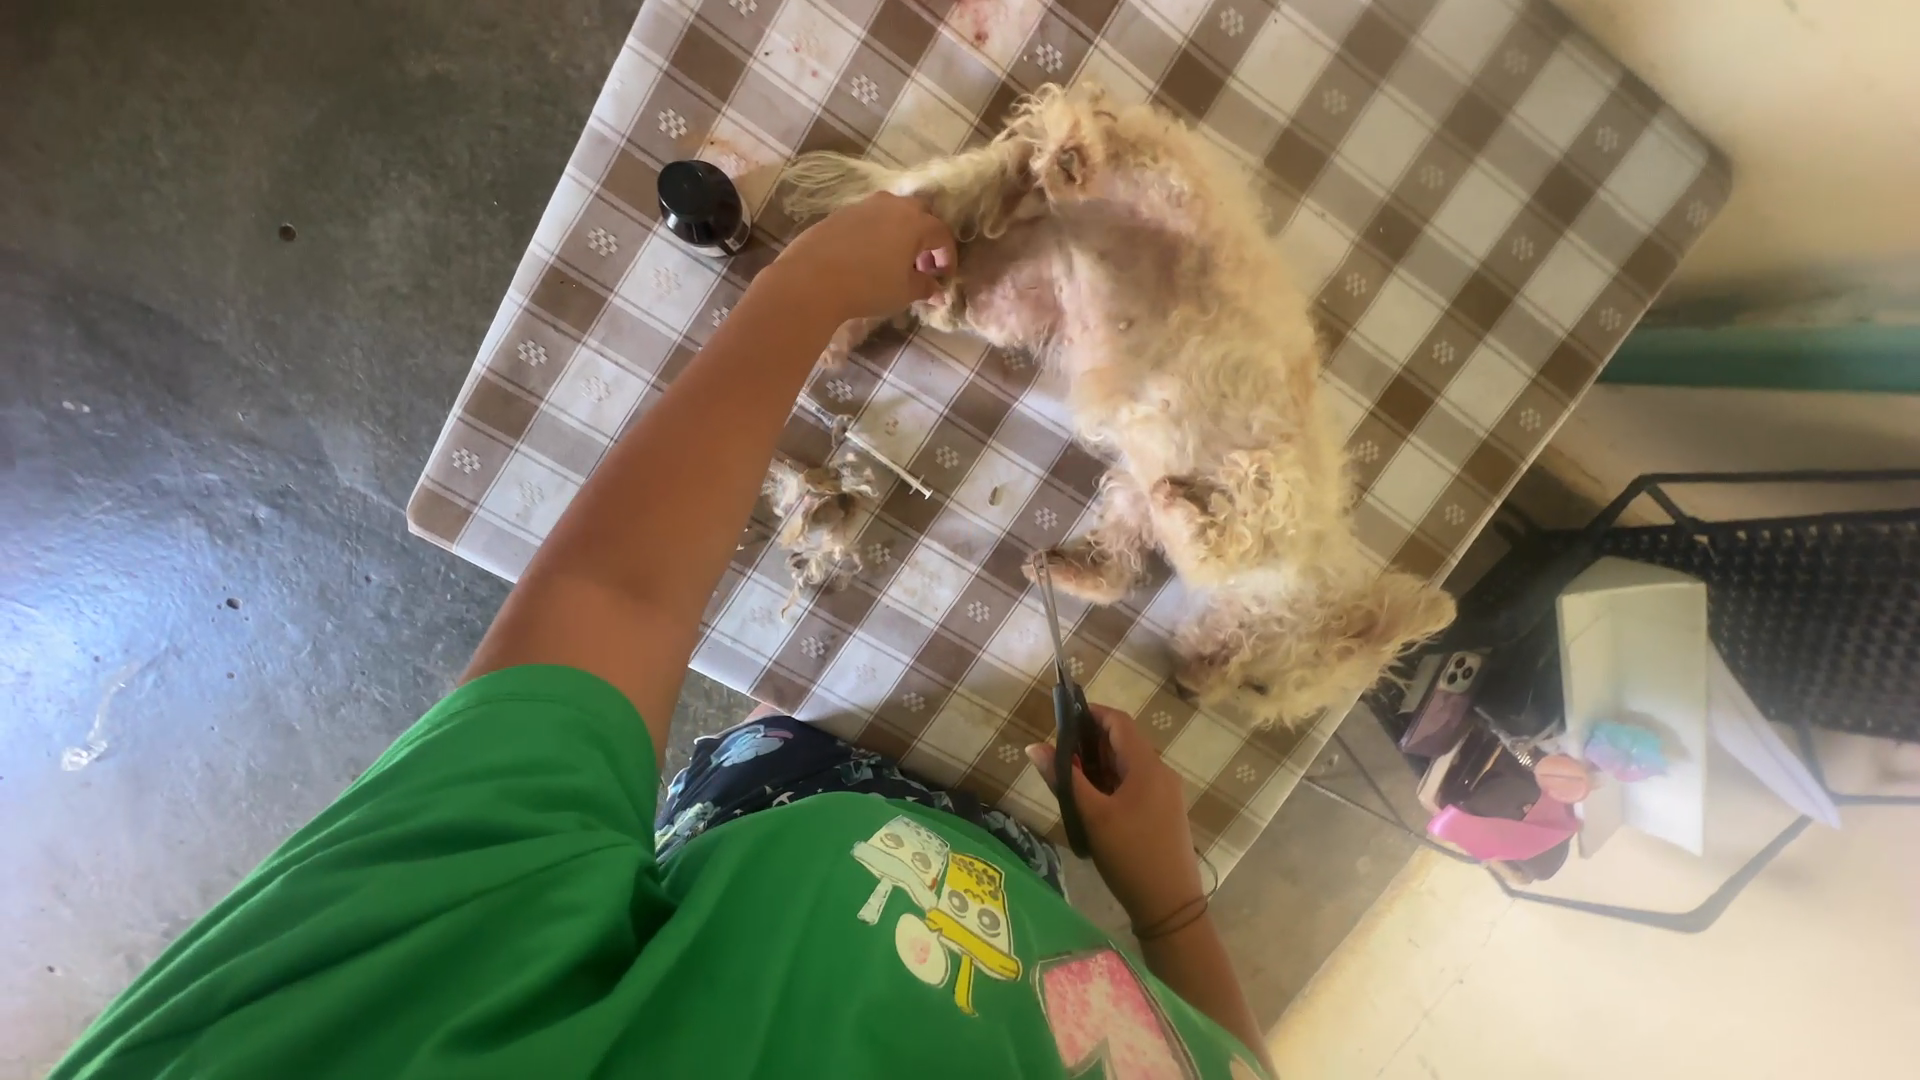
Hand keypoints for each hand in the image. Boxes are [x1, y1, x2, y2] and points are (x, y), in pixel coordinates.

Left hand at [771, 192, 955, 322]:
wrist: (812, 279)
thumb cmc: (868, 287)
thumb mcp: (903, 292)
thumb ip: (924, 287)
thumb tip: (936, 290)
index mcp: (915, 223)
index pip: (942, 235)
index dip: (947, 257)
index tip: (943, 277)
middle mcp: (893, 205)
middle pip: (920, 214)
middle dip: (926, 238)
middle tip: (920, 265)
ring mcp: (865, 205)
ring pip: (893, 212)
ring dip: (901, 233)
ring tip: (894, 261)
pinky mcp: (842, 212)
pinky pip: (870, 218)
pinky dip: (879, 233)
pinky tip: (868, 257)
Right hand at [1027, 705, 1205, 930]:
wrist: (1171, 907)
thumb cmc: (1129, 855)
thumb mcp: (1091, 815)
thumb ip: (1064, 777)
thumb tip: (1034, 746)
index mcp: (1147, 765)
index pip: (1119, 721)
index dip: (1091, 714)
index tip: (1062, 720)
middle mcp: (1161, 772)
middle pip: (1124, 741)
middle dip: (1091, 742)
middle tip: (1060, 754)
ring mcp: (1166, 793)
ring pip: (1129, 763)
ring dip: (1101, 763)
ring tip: (1071, 778)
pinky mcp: (1165, 811)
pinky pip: (1137, 782)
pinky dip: (1113, 781)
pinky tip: (1093, 801)